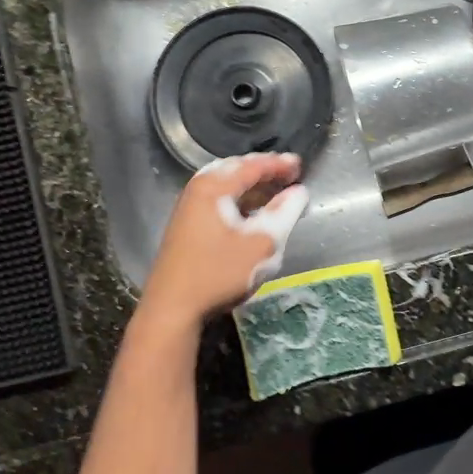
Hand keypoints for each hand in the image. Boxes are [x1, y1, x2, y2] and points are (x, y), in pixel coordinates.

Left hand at [141, 153, 308, 326]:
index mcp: (214, 187)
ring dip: (250, 186)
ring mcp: (188, 208)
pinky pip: (216, 200)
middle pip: (234, 169)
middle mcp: (197, 190)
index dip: (278, 164)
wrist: (172, 309)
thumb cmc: (219, 272)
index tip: (300, 166)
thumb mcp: (262, 243)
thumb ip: (284, 213)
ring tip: (273, 192)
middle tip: (287, 175)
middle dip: (262, 170)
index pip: (252, 165)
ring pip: (223, 185)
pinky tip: (250, 213)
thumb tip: (299, 192)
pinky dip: (237, 199)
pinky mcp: (185, 226)